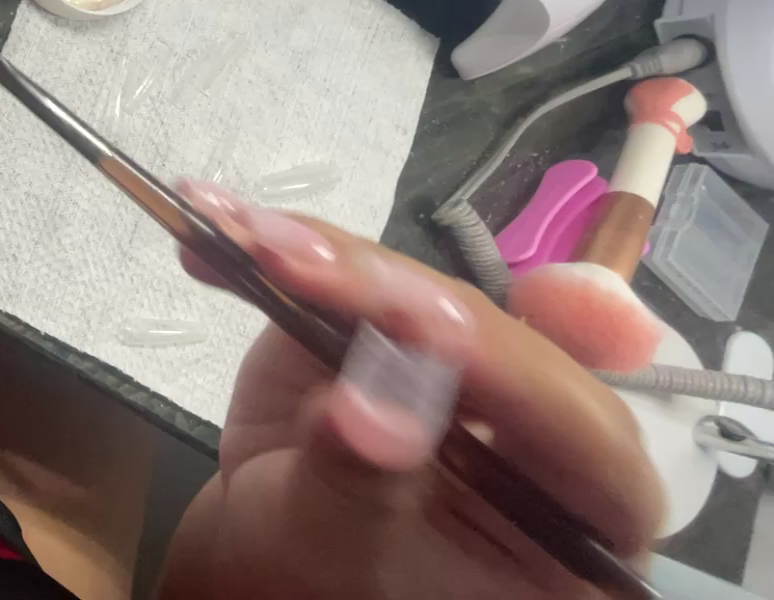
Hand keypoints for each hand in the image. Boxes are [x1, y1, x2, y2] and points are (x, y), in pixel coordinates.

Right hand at [158, 183, 662, 599]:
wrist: (262, 550)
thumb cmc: (318, 583)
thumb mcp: (338, 551)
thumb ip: (359, 481)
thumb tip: (361, 408)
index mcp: (571, 503)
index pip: (572, 427)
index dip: (500, 365)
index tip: (408, 321)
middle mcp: (519, 411)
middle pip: (470, 325)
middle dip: (374, 284)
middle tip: (284, 260)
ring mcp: (431, 353)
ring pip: (391, 278)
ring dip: (308, 246)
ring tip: (229, 230)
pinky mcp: (357, 320)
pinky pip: (322, 268)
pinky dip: (262, 244)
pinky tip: (212, 221)